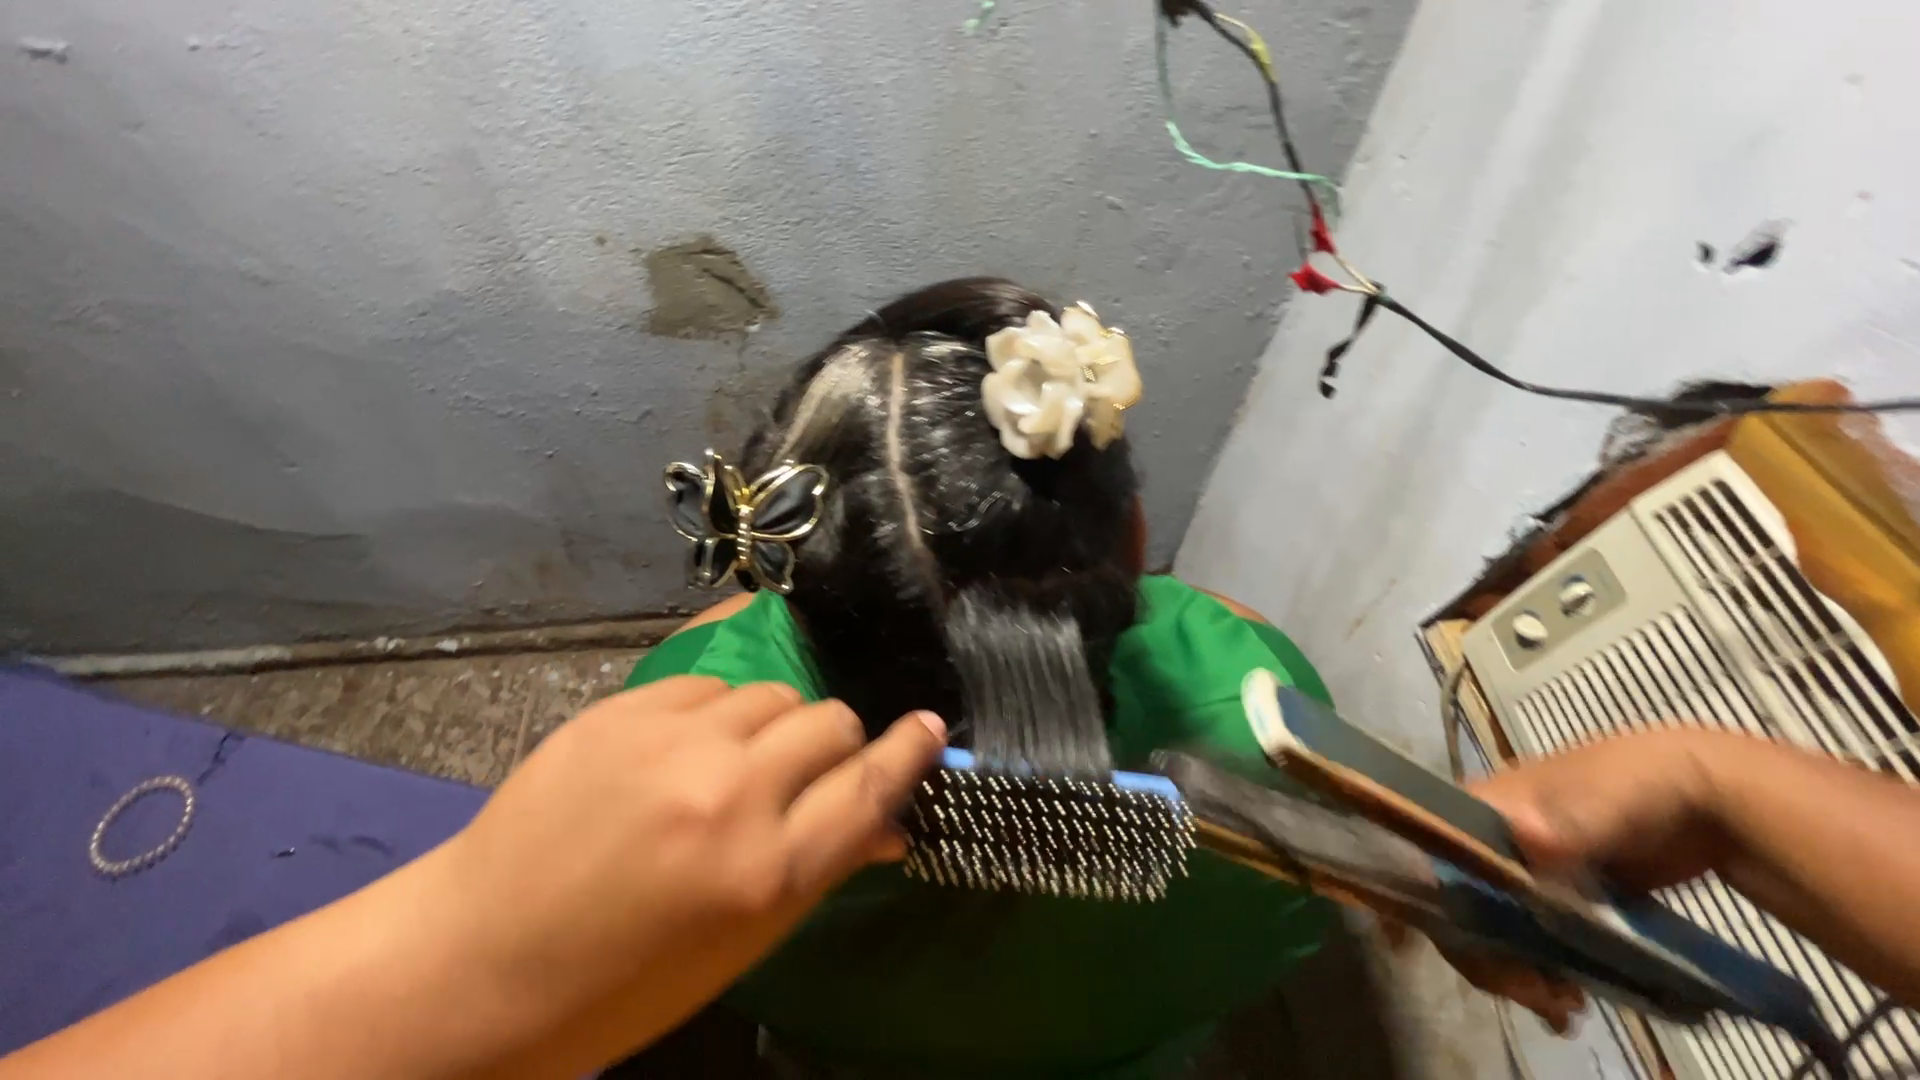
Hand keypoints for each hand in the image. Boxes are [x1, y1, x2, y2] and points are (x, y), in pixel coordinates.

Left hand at [428, 676, 946, 1071]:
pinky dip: (717, 713)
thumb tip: (888, 824)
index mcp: (767, 872)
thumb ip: (821, 869)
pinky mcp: (622, 712)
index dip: (908, 751)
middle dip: (835, 744)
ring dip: (776, 725)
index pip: (870, 785)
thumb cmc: (626, 981)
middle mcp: (730, 793)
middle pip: (831, 722)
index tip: (928, 726)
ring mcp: (672, 743)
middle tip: (807, 773)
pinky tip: (686, 749)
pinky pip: (710, 685)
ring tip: (740, 761)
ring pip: (774, 694)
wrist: (479, 963)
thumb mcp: (744, 944)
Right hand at [1417, 729, 1732, 1030]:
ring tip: (1561, 1005)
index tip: (1448, 949)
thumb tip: (1528, 844)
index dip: (1426, 903)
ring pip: (1489, 929)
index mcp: (1471, 812)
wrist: (1701, 797)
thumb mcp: (1594, 797)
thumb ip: (1558, 823)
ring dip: (1515, 970)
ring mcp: (1517, 875)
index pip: (1424, 861)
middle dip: (1484, 953)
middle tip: (1535, 992)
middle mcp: (1480, 843)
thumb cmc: (1631, 785)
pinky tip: (1569, 997)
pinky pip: (1528, 940)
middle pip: (1454, 904)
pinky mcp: (1553, 901)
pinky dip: (1540, 971)